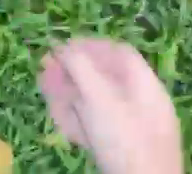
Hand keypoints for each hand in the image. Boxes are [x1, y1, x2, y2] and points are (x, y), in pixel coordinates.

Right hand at [38, 39, 182, 173]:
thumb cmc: (124, 140)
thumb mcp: (98, 98)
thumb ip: (78, 65)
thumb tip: (59, 45)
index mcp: (146, 87)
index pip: (118, 51)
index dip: (88, 44)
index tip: (61, 48)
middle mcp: (144, 103)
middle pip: (103, 75)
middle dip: (70, 71)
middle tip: (45, 70)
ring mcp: (136, 126)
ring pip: (96, 99)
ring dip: (68, 93)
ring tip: (48, 95)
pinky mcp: (126, 146)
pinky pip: (99, 122)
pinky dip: (78, 117)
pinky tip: (64, 123)